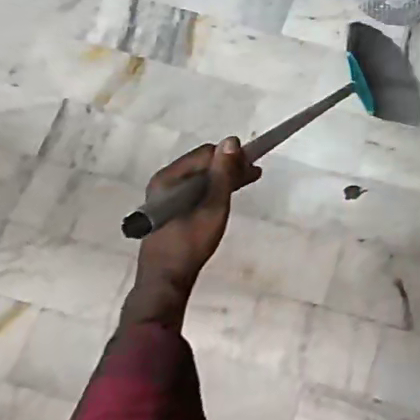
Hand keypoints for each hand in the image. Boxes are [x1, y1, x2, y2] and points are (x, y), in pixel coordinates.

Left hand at [125, 139, 260, 325]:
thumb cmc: (190, 243)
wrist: (166, 279)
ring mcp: (165, 195)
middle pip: (203, 163)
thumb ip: (223, 173)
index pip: (207, 153)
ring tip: (247, 180)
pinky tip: (228, 193)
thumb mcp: (213, 206)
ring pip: (201, 175)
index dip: (231, 157)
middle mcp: (164, 181)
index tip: (252, 167)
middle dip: (230, 165)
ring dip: (224, 176)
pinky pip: (196, 188)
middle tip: (255, 173)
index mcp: (169, 178)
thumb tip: (232, 140)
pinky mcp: (169, 208)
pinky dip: (214, 187)